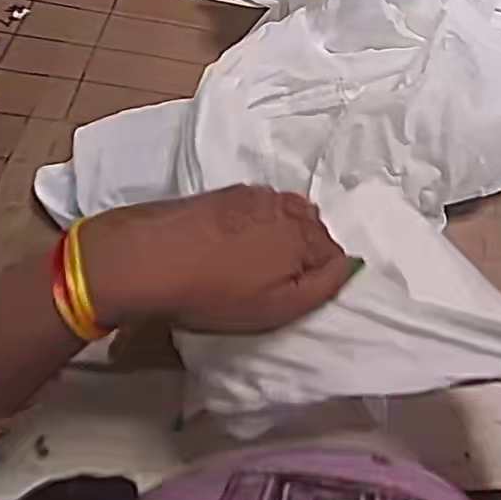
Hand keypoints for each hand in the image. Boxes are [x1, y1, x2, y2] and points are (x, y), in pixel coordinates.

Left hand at [75, 185, 356, 332]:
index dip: (321, 277)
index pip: (335, 254)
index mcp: (305, 233)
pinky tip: (231, 244)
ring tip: (252, 263)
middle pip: (313, 230)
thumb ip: (325, 285)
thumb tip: (351, 265)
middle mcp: (287, 206)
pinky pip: (258, 208)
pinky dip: (255, 224)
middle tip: (275, 281)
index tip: (297, 295)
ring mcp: (255, 195)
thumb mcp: (279, 306)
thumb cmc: (217, 292)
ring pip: (286, 216)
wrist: (149, 257)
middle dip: (304, 252)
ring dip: (280, 235)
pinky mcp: (227, 193)